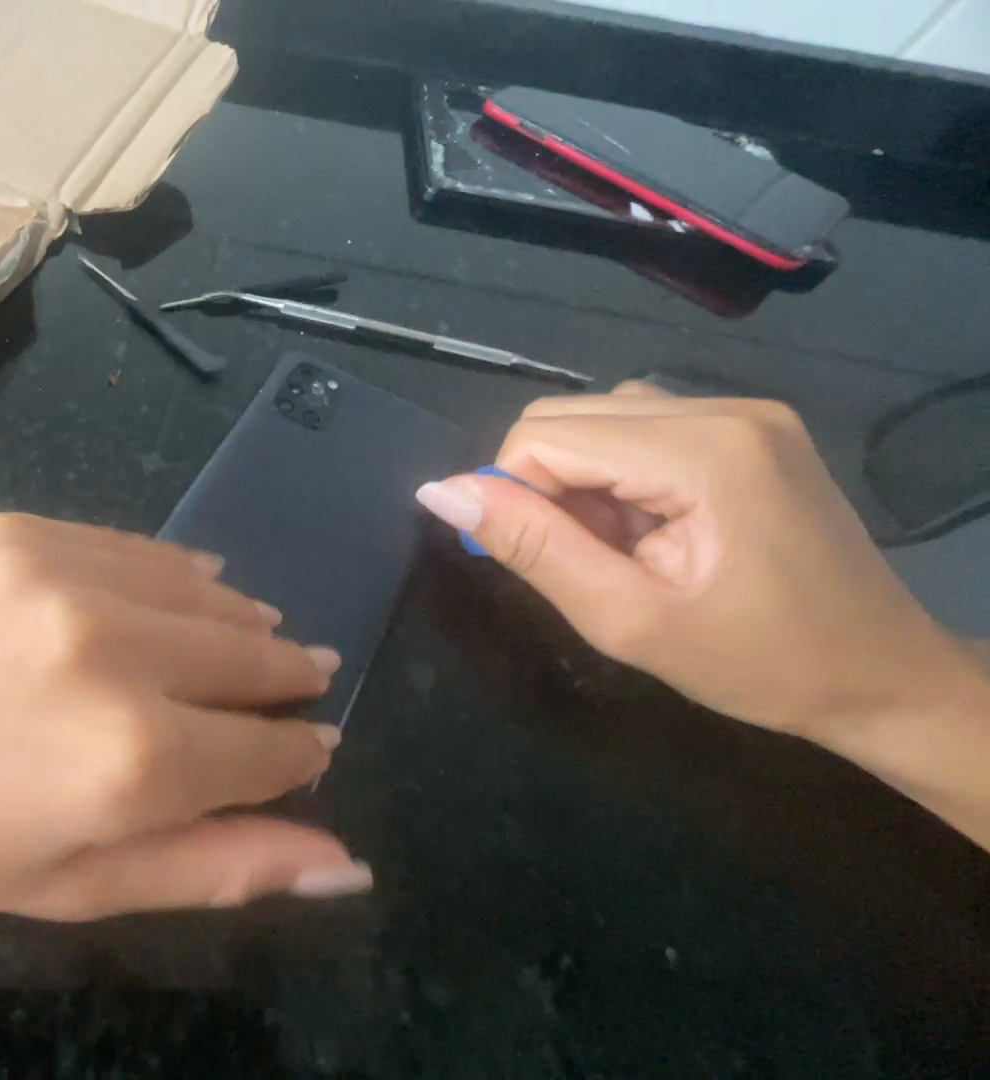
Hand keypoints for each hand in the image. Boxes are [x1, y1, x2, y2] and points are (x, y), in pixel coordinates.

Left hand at [0, 514, 369, 919]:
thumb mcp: (72, 888)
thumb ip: (217, 870)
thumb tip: (350, 864)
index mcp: (135, 762)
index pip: (271, 751)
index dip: (300, 754)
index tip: (310, 748)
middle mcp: (115, 652)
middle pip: (251, 658)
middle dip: (286, 680)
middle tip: (301, 682)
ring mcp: (64, 574)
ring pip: (205, 593)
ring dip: (241, 624)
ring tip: (256, 638)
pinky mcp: (20, 529)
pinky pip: (135, 546)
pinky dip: (175, 574)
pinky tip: (189, 588)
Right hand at [413, 383, 979, 740]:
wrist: (881, 678)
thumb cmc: (754, 663)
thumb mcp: (623, 617)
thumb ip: (530, 545)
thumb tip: (438, 492)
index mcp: (702, 452)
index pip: (540, 436)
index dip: (515, 497)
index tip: (547, 559)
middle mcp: (724, 409)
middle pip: (562, 416)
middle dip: (542, 485)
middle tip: (583, 555)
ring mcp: (742, 412)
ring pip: (590, 417)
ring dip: (574, 479)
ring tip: (617, 543)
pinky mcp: (746, 428)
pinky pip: (632, 426)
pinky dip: (608, 471)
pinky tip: (640, 522)